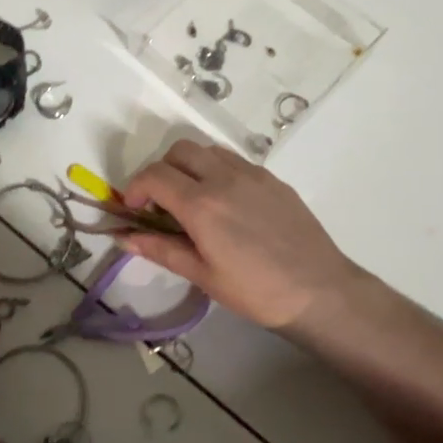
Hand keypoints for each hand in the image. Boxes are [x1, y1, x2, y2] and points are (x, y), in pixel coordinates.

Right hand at [119, 140, 362, 330]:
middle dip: (161, 171)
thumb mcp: (203, 275)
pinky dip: (218, 171)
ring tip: (193, 200)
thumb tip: (123, 237)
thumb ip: (161, 249)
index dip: (135, 188)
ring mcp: (252, 174)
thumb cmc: (256, 291)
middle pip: (179, 150)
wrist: (319, 291)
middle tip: (162, 203)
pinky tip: (227, 204)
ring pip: (208, 150)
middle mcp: (224, 178)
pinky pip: (235, 161)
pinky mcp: (273, 179)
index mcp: (201, 204)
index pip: (154, 175)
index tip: (134, 209)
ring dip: (190, 166)